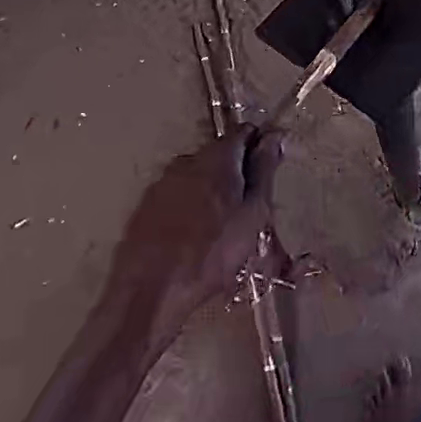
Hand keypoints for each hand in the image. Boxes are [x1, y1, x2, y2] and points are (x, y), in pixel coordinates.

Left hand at [104, 125, 286, 332]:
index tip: (268, 167)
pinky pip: (177, 195)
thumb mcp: (253, 213)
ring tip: (220, 225)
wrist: (152, 289)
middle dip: (235, 171)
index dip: (259, 144)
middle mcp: (188, 160)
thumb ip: (264, 172)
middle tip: (247, 205)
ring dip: (211, 189)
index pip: (243, 133)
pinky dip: (189, 205)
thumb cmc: (214, 252)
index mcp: (218, 157)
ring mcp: (163, 181)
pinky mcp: (146, 205)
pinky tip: (193, 234)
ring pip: (196, 175)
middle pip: (219, 154)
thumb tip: (274, 137)